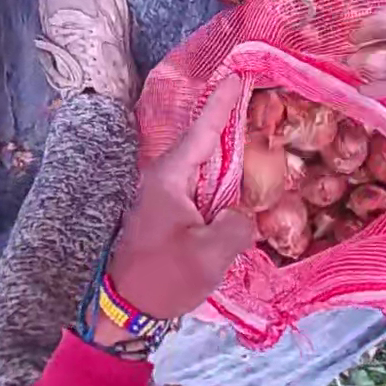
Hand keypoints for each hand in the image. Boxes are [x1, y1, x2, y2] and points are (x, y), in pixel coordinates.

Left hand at [103, 77, 254, 343]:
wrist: (128, 309)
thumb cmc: (164, 278)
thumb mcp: (209, 254)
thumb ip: (237, 225)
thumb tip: (243, 213)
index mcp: (171, 178)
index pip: (203, 131)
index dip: (222, 103)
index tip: (238, 76)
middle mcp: (165, 178)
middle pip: (203, 141)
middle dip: (229, 120)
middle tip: (257, 100)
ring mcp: (165, 194)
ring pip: (203, 162)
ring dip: (227, 149)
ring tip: (255, 133)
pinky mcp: (170, 211)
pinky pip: (201, 183)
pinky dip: (222, 175)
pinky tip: (241, 178)